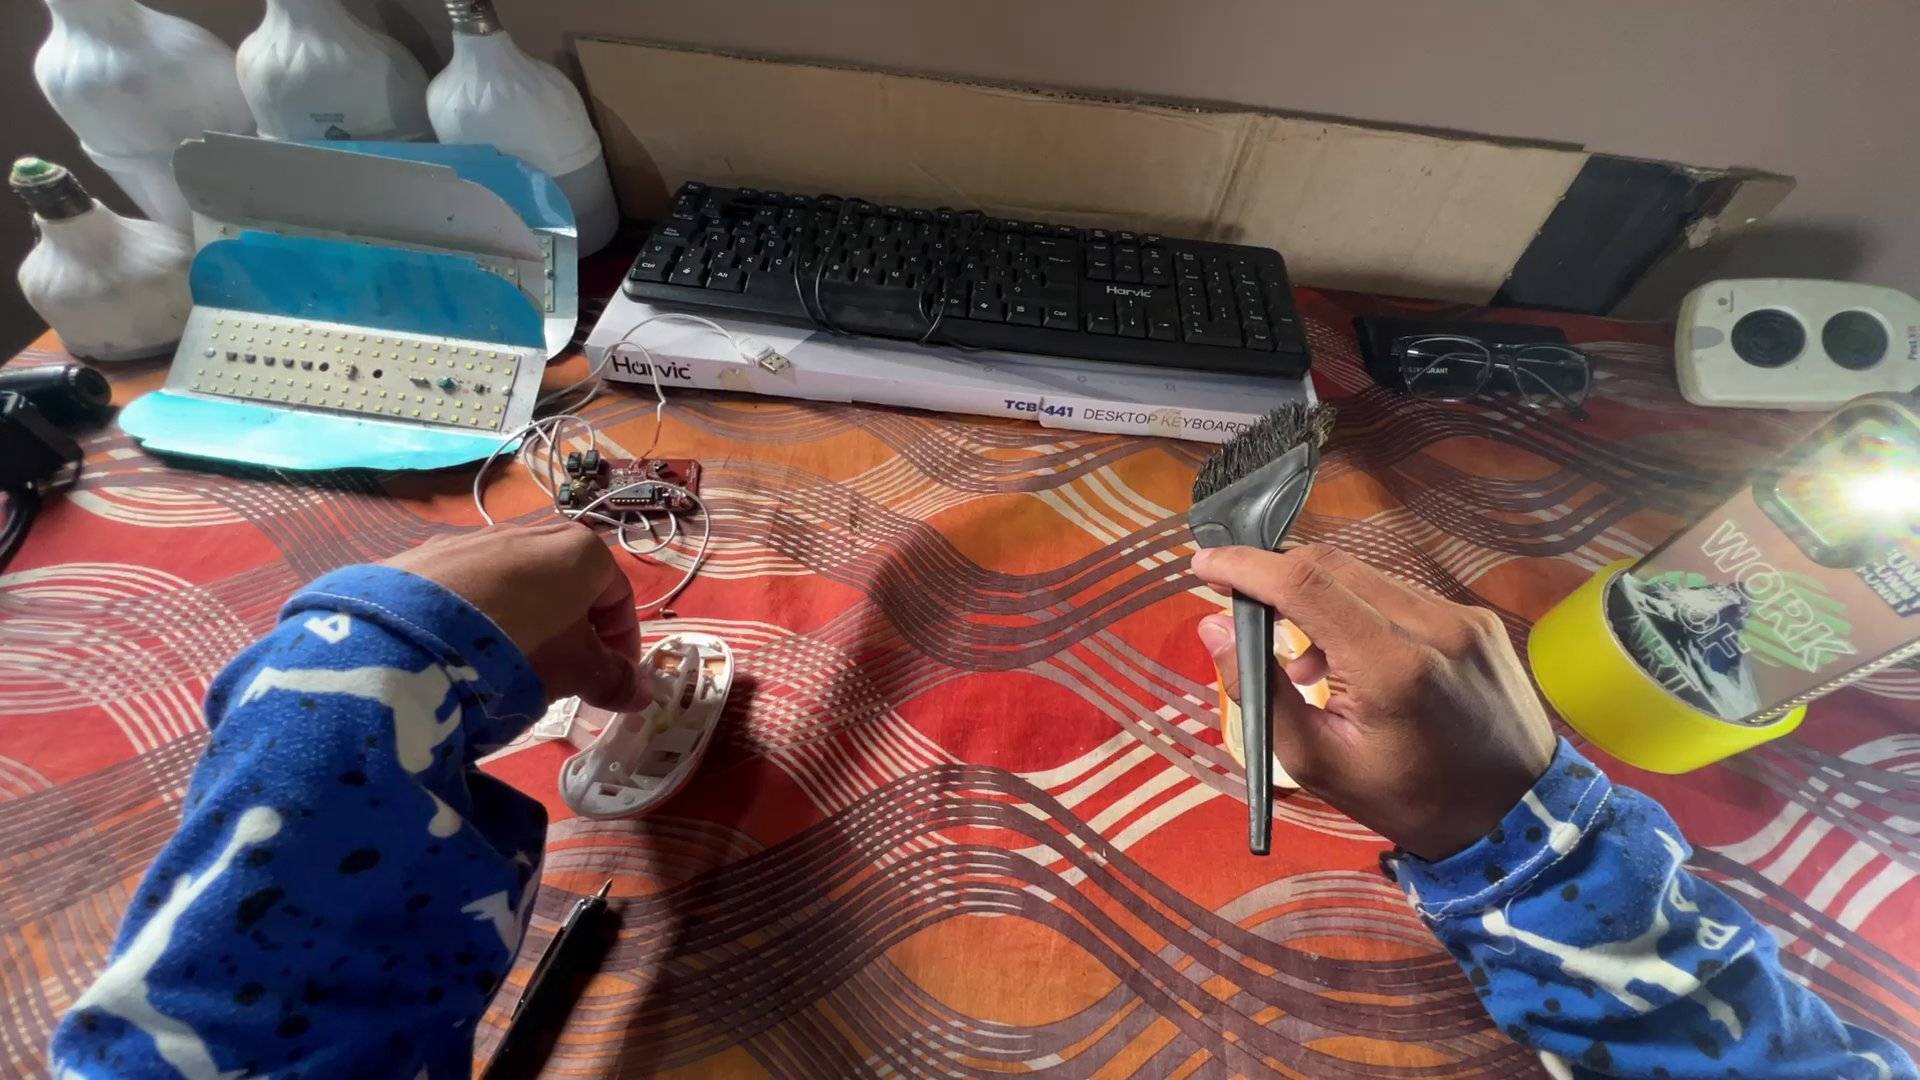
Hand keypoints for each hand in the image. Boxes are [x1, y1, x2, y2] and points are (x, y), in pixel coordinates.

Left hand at [383, 522, 650, 711]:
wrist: (403, 637)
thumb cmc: (520, 646)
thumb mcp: (575, 670)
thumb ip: (613, 680)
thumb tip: (645, 696)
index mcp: (582, 550)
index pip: (619, 599)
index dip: (623, 644)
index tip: (611, 678)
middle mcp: (534, 532)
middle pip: (570, 589)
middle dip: (575, 633)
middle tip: (564, 675)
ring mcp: (475, 539)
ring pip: (519, 586)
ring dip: (528, 624)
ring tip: (507, 667)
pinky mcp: (425, 556)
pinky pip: (468, 588)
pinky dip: (478, 617)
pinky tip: (462, 652)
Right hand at [1191, 544, 1555, 860]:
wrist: (1520, 821)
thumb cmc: (1406, 799)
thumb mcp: (1315, 761)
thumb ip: (1258, 690)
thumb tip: (1213, 628)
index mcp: (1391, 667)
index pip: (1304, 583)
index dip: (1246, 565)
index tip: (1203, 564)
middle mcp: (1432, 625)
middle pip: (1328, 564)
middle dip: (1270, 573)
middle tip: (1238, 600)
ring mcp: (1460, 615)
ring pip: (1360, 573)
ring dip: (1311, 594)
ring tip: (1301, 656)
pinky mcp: (1473, 617)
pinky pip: (1392, 590)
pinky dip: (1351, 607)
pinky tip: (1346, 654)